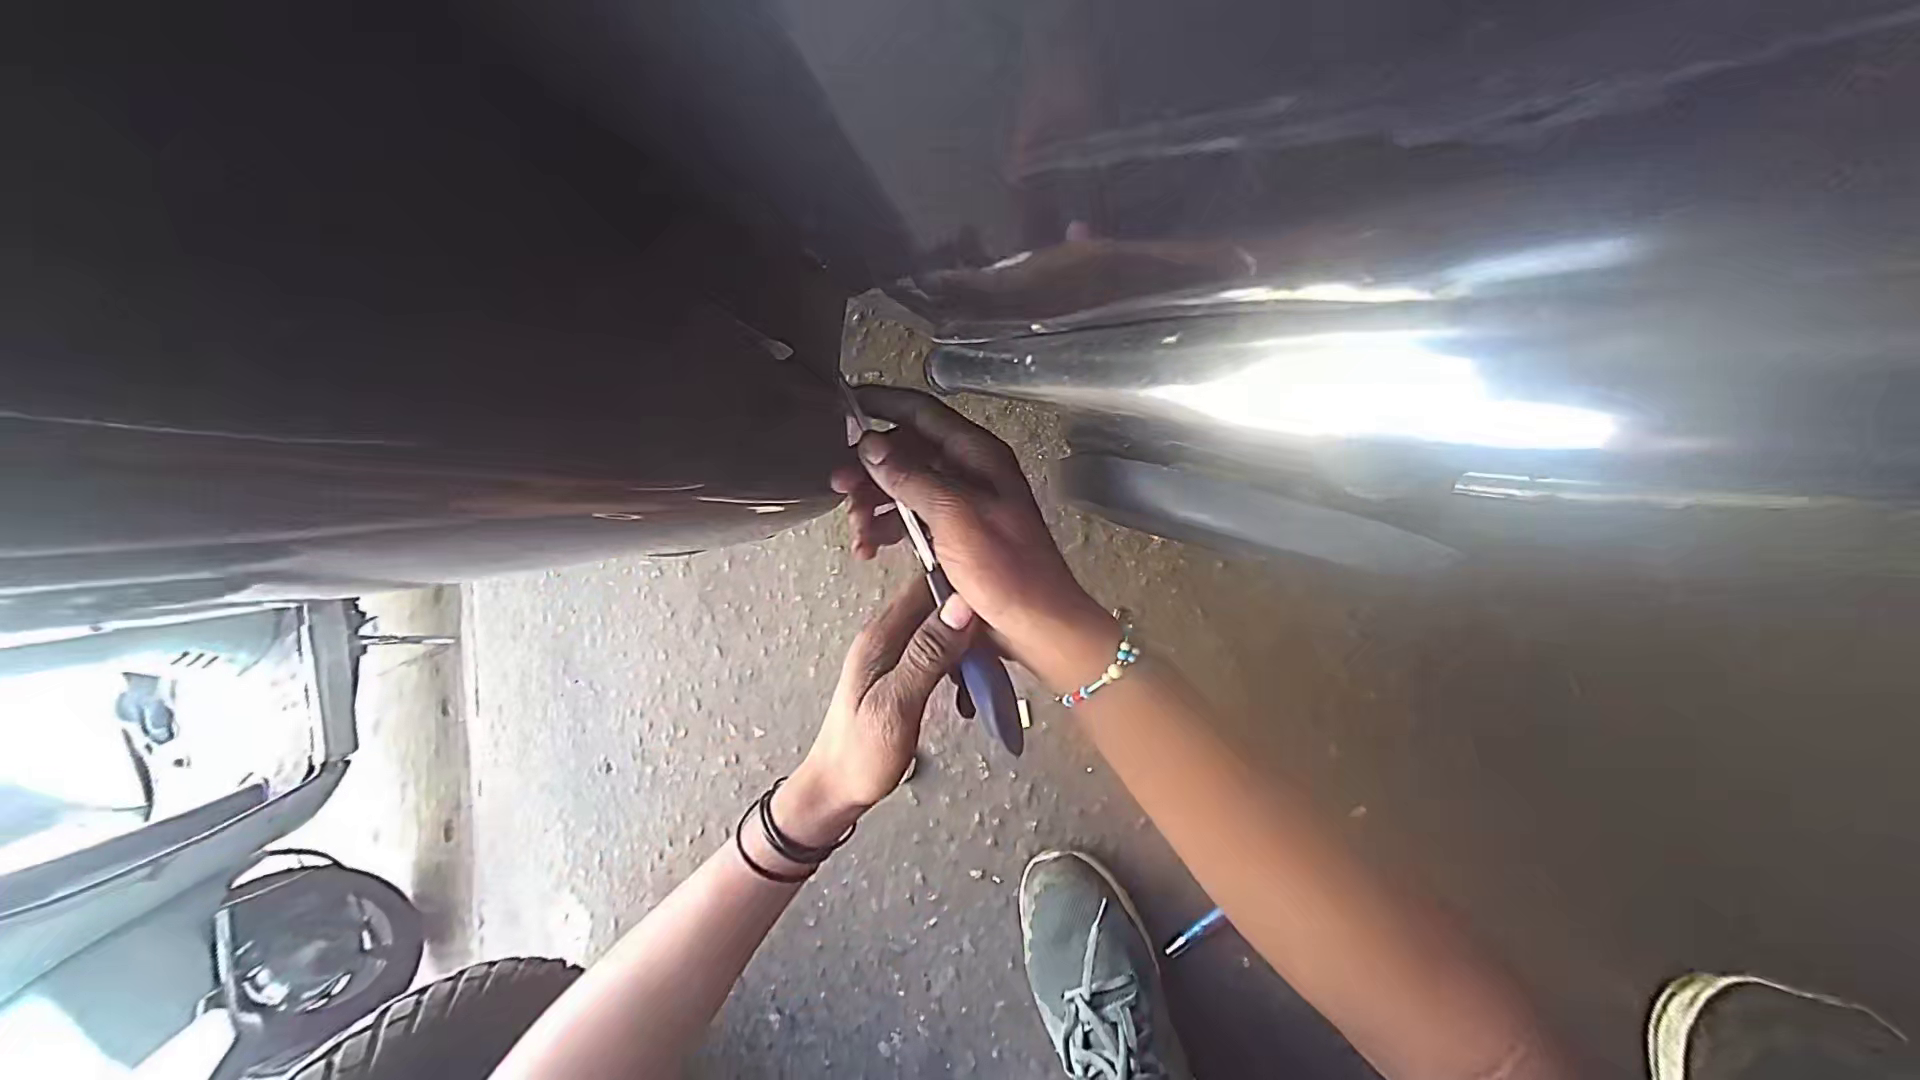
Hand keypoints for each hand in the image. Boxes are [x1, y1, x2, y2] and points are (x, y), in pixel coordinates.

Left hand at [780, 578, 977, 842]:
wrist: (836, 790)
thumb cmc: (860, 754)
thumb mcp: (897, 703)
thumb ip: (928, 653)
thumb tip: (959, 607)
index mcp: (881, 636)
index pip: (925, 584)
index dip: (962, 586)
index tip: (994, 601)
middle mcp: (886, 638)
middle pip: (937, 604)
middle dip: (971, 619)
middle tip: (997, 644)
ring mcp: (894, 655)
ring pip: (942, 629)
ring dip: (968, 645)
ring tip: (985, 672)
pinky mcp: (903, 672)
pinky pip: (939, 652)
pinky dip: (960, 665)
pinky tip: (968, 689)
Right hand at [829, 387, 1108, 667]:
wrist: (1033, 622)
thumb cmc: (1010, 571)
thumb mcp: (955, 516)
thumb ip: (911, 477)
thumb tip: (872, 446)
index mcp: (979, 457)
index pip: (924, 413)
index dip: (884, 404)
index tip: (850, 403)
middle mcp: (970, 473)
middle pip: (909, 451)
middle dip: (871, 468)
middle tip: (841, 484)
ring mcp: (962, 504)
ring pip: (905, 486)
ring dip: (875, 502)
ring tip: (858, 529)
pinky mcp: (954, 533)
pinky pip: (913, 517)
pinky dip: (889, 527)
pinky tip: (873, 545)